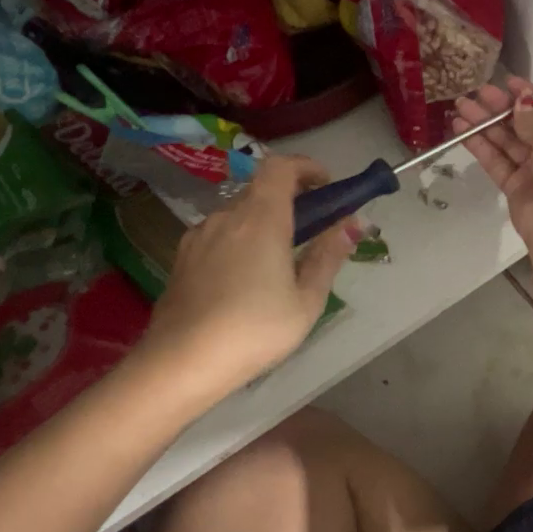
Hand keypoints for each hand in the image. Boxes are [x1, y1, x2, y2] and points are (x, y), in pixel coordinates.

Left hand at [140, 156, 360, 397]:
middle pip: (260, 191)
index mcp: (261, 219)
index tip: (326, 186)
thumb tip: (351, 224)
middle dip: (291, 201)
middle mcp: (226, 218)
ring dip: (264, 224)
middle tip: (313, 230)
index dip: (306, 167)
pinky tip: (247, 280)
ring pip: (238, 216)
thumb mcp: (306, 299)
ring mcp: (198, 237)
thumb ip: (328, 256)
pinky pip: (219, 237)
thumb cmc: (255, 330)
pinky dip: (240, 242)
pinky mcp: (181, 260)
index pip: (280, 167)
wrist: (180, 364)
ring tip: (281, 262)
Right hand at [454, 77, 532, 270]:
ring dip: (484, 124)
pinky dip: (479, 146)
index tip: (506, 81)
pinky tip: (461, 130)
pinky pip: (495, 161)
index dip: (528, 96)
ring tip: (460, 106)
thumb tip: (520, 102)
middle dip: (500, 108)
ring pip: (505, 142)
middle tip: (476, 92)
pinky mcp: (513, 188)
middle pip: (523, 125)